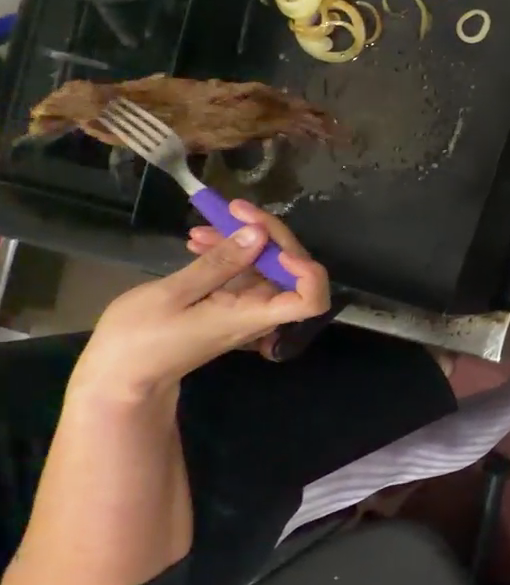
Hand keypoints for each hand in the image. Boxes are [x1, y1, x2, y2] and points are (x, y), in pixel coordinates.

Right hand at [71, 201, 329, 407]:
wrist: (122, 374)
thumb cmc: (139, 339)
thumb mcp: (172, 295)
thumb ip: (219, 265)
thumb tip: (258, 235)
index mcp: (256, 315)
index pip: (312, 299)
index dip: (308, 271)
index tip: (276, 244)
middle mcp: (263, 311)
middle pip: (291, 271)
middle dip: (267, 236)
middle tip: (232, 210)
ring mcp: (250, 307)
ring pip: (266, 267)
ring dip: (242, 242)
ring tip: (202, 227)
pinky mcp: (234, 303)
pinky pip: (245, 274)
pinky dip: (229, 256)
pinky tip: (199, 242)